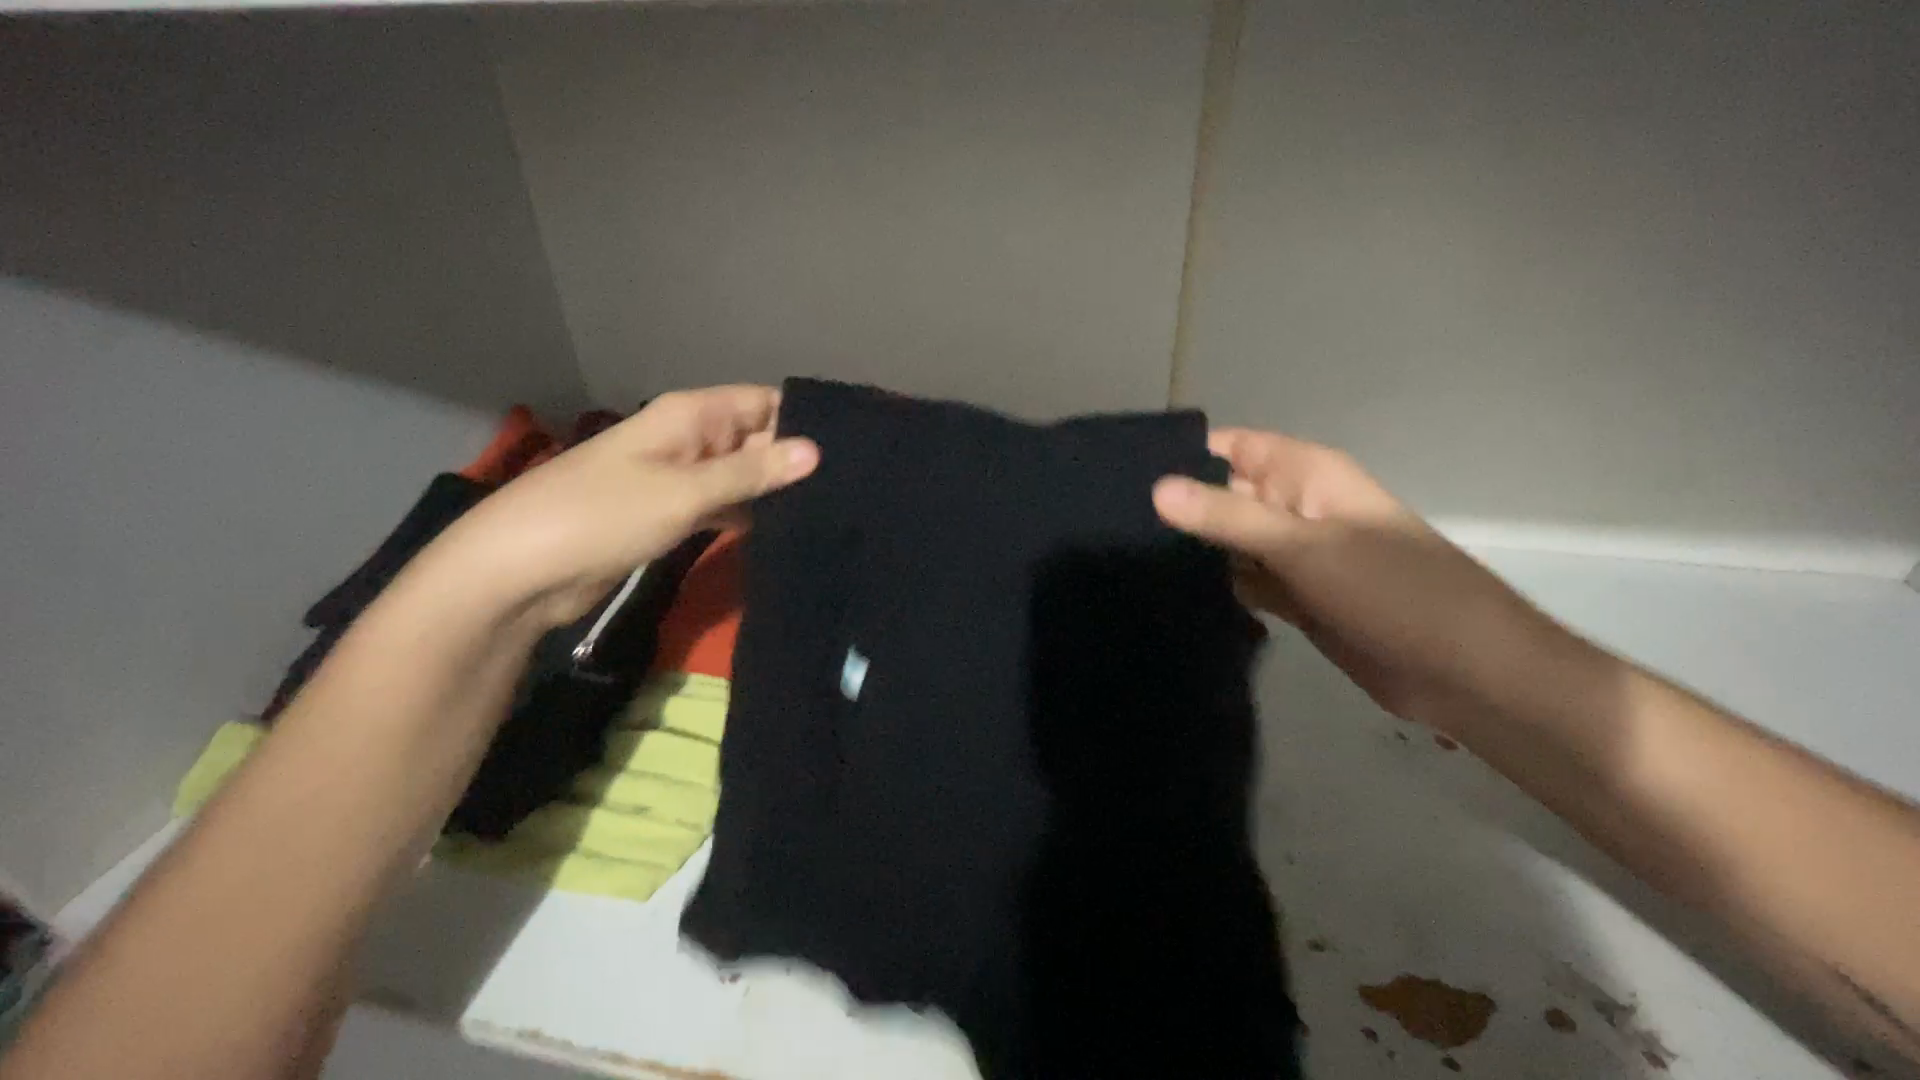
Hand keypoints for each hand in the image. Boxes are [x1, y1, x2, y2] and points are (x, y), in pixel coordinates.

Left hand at [421, 386, 817, 627]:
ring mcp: (679, 480)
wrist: (522, 570)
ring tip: (834, 511)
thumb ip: (750, 472)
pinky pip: (722, 508)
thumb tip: (814, 450)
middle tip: (856, 489)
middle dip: (797, 460)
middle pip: (756, 440)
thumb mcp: (683, 492)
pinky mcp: (671, 517)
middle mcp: (689, 441)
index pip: (762, 403)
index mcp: (690, 416)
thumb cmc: (602, 515)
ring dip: (775, 493)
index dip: (805, 419)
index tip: (857, 445)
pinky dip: (748, 519)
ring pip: (741, 478)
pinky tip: (786, 535)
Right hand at [1153, 429, 1578, 731]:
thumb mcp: (1304, 545)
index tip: (1116, 476)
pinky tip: (1171, 598)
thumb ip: (1228, 517)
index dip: (1180, 456)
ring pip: (1231, 544)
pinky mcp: (1296, 599)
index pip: (1230, 448)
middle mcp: (1296, 507)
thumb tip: (1155, 489)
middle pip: (1224, 495)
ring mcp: (1296, 556)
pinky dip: (1219, 589)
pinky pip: (1246, 583)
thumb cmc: (1390, 589)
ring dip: (1194, 554)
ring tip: (1124, 562)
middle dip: (1176, 509)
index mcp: (1305, 475)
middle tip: (1106, 528)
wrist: (1461, 669)